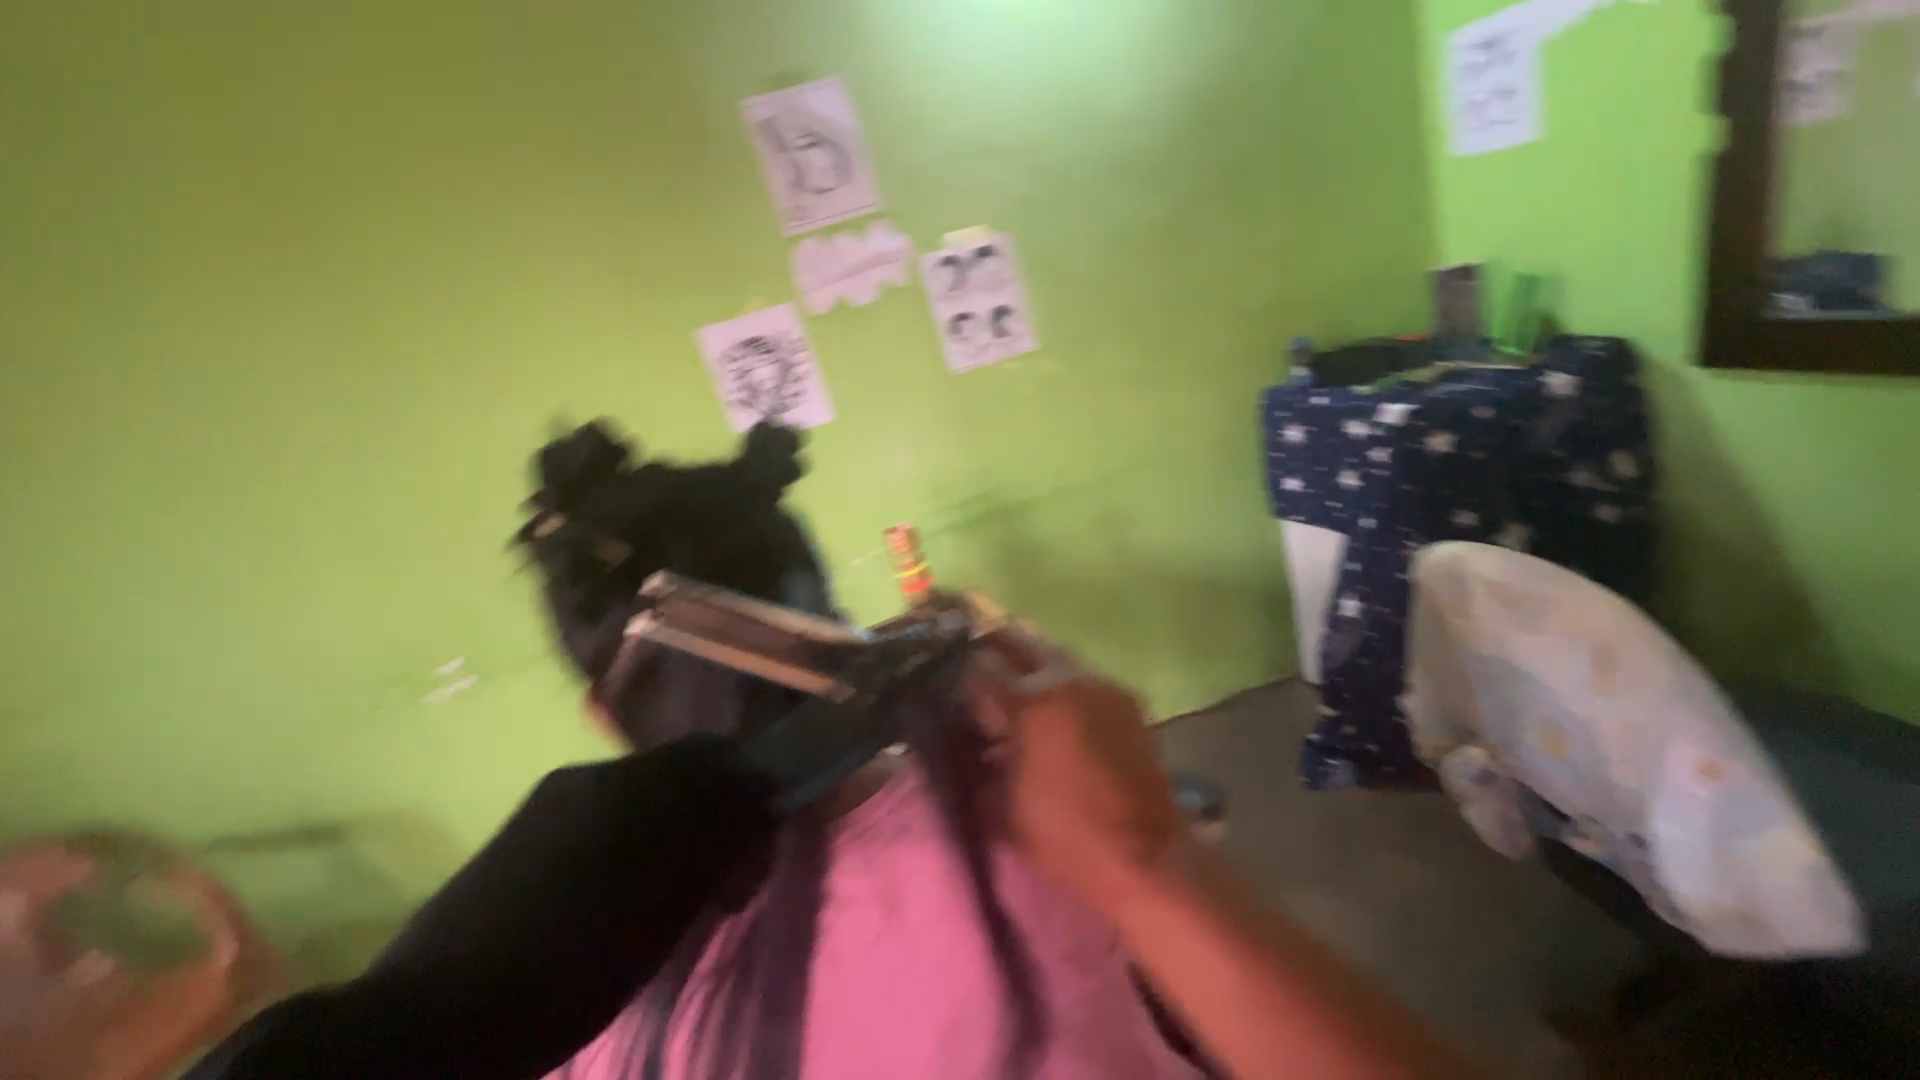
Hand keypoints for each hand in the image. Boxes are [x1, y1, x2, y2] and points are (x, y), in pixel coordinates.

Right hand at [968, 626, 1183, 914]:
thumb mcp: (997, 809)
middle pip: (1017, 639)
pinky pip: (1079, 675)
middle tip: (968, 660)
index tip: (939, 675)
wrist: (1146, 857)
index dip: (953, 668)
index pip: (978, 664)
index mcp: (1030, 703)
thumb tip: (959, 741)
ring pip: (1050, 653)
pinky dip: (1057, 682)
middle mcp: (1067, 679)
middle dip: (988, 645)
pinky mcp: (1125, 698)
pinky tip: (1048, 708)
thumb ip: (972, 765)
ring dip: (1025, 662)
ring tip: (1007, 685)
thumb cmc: (1064, 838)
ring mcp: (1101, 684)